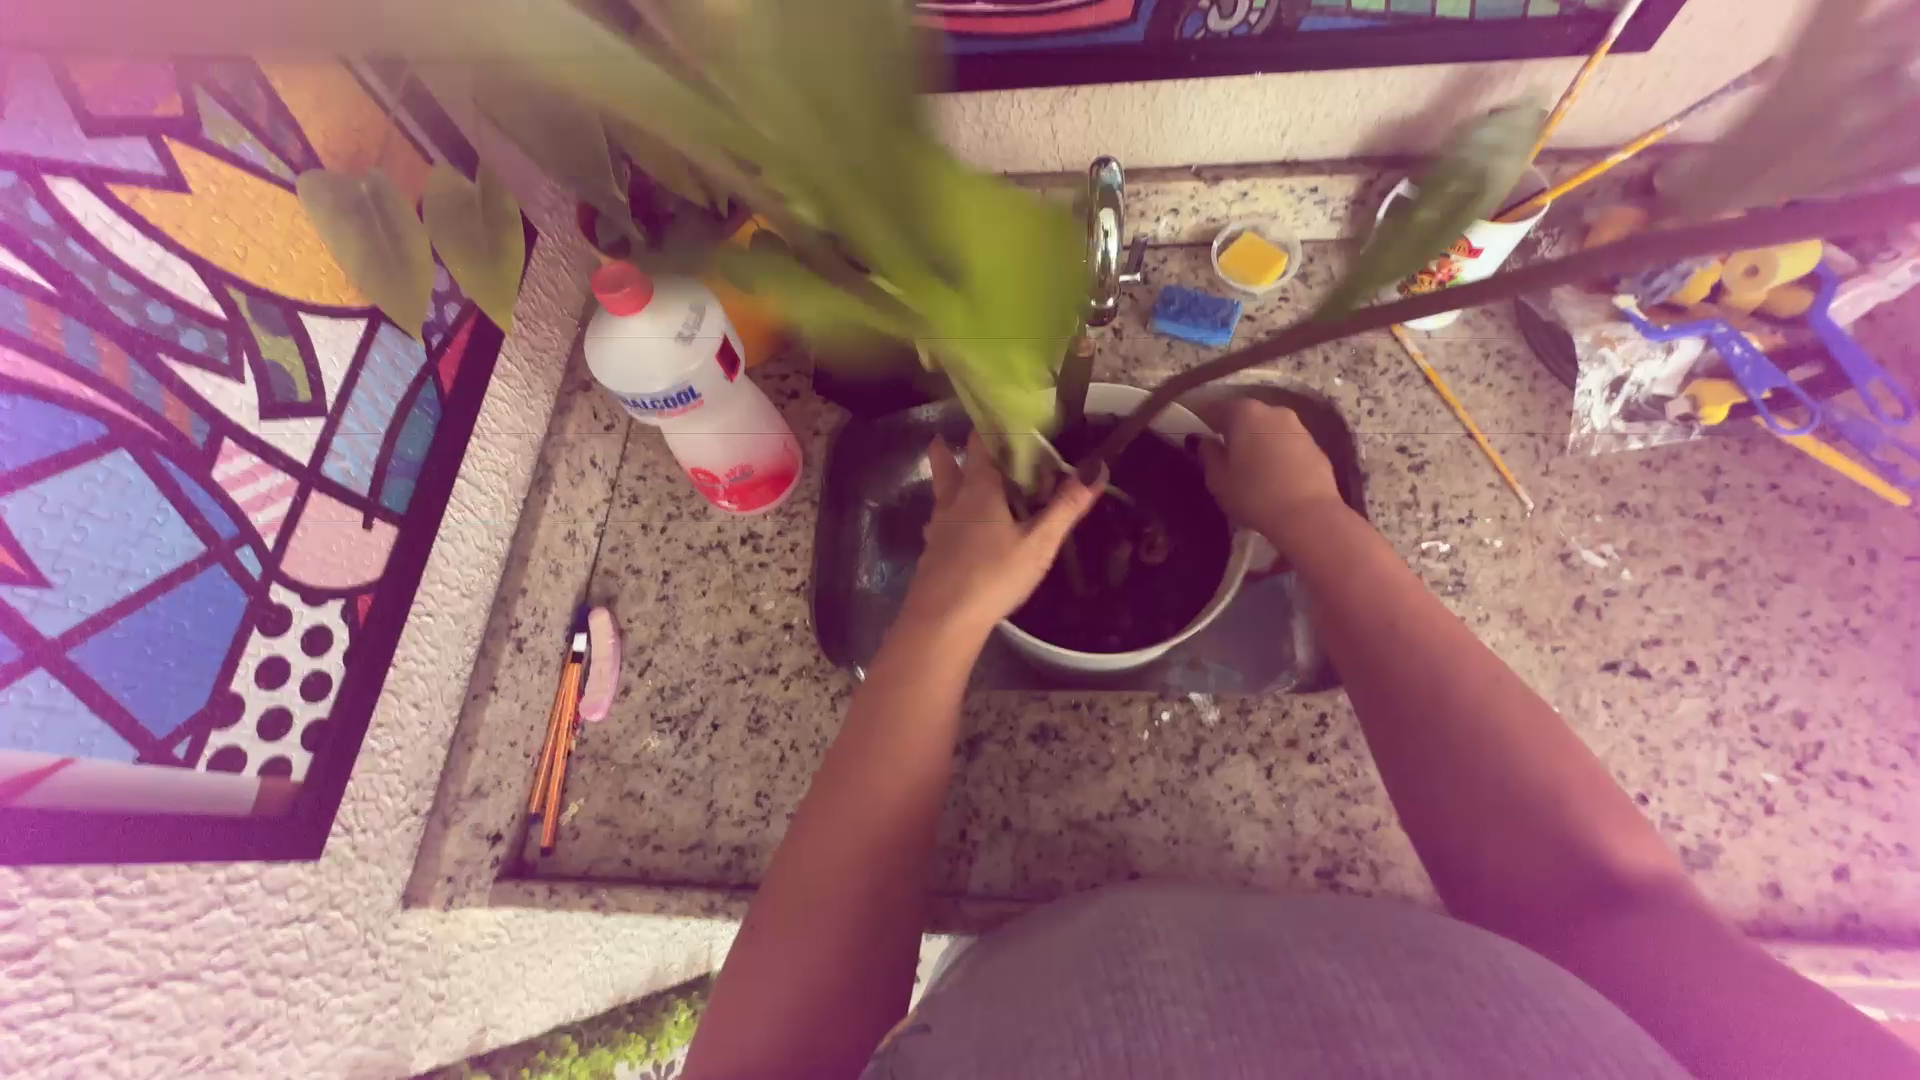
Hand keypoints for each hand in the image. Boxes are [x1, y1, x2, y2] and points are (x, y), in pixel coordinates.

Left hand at [902, 432, 1101, 636]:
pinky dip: (945, 518)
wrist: (943, 620)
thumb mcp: (1039, 542)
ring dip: (944, 483)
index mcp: (979, 491)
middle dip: (949, 451)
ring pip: (939, 496)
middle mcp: (953, 503)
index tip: (996, 416)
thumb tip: (1098, 467)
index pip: (980, 446)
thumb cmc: (993, 575)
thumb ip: (1066, 506)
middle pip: (947, 467)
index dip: (988, 429)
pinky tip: (950, 531)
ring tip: (950, 478)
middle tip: (947, 437)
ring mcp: (937, 530)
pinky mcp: (931, 556)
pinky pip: (938, 525)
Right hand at [1195, 400, 1344, 540]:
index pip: (1215, 408)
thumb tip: (1205, 441)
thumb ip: (1208, 454)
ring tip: (1250, 467)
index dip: (1202, 422)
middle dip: (1233, 431)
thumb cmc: (1254, 495)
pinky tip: (1273, 476)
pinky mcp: (1316, 446)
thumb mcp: (1217, 479)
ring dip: (1257, 442)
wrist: (1309, 515)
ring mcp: (1299, 427)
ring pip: (1269, 429)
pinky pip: (1287, 444)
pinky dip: (1277, 453)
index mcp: (1244, 413)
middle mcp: (1273, 411)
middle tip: (1223, 454)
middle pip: (1245, 416)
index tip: (1197, 438)